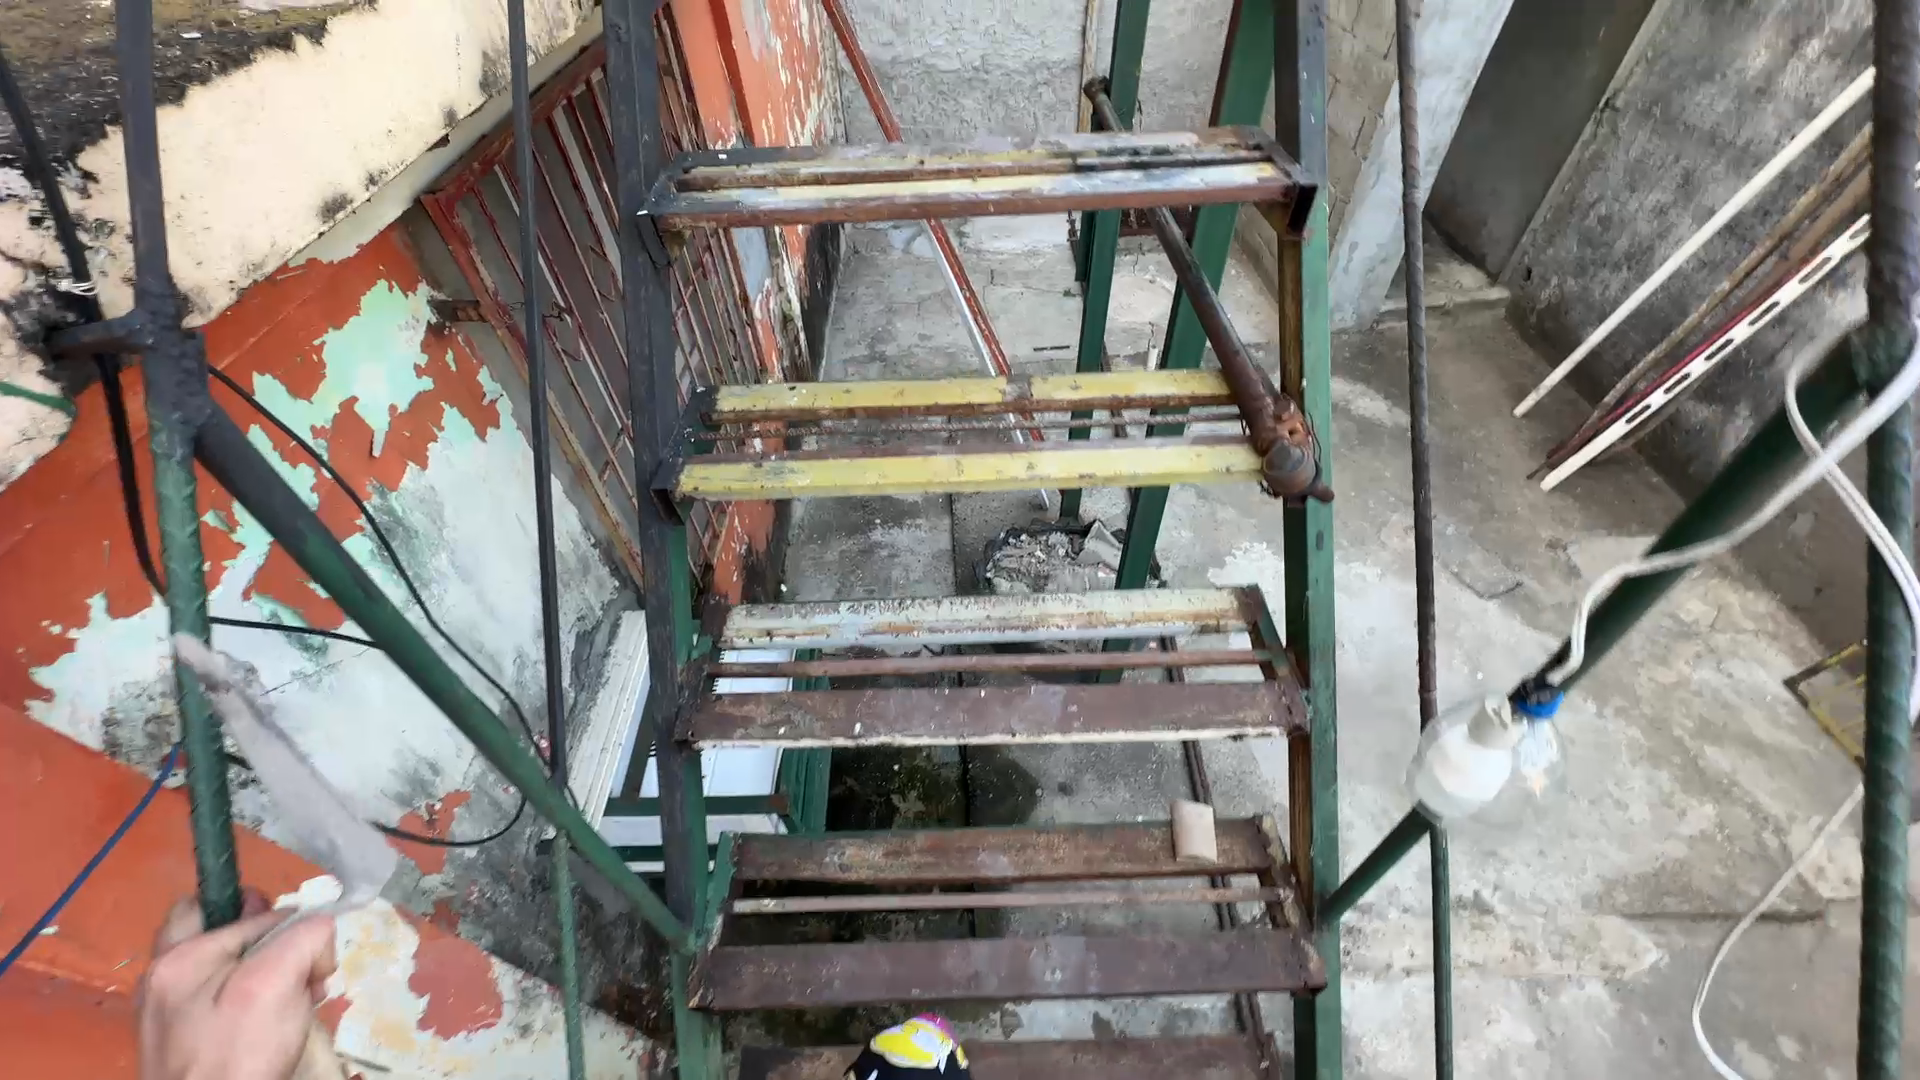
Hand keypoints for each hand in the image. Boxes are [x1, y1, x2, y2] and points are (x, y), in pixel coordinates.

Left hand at [138, 890, 336, 1079]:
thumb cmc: (238, 1050)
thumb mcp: (278, 978)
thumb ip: (304, 935)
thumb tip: (318, 929)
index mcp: (179, 957)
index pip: (243, 904)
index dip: (279, 917)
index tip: (299, 948)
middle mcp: (170, 976)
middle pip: (236, 927)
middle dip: (280, 938)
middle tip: (298, 966)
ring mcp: (180, 1007)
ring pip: (246, 958)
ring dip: (283, 968)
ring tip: (299, 995)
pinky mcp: (196, 1031)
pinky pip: (241, 990)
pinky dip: (272, 994)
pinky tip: (286, 1014)